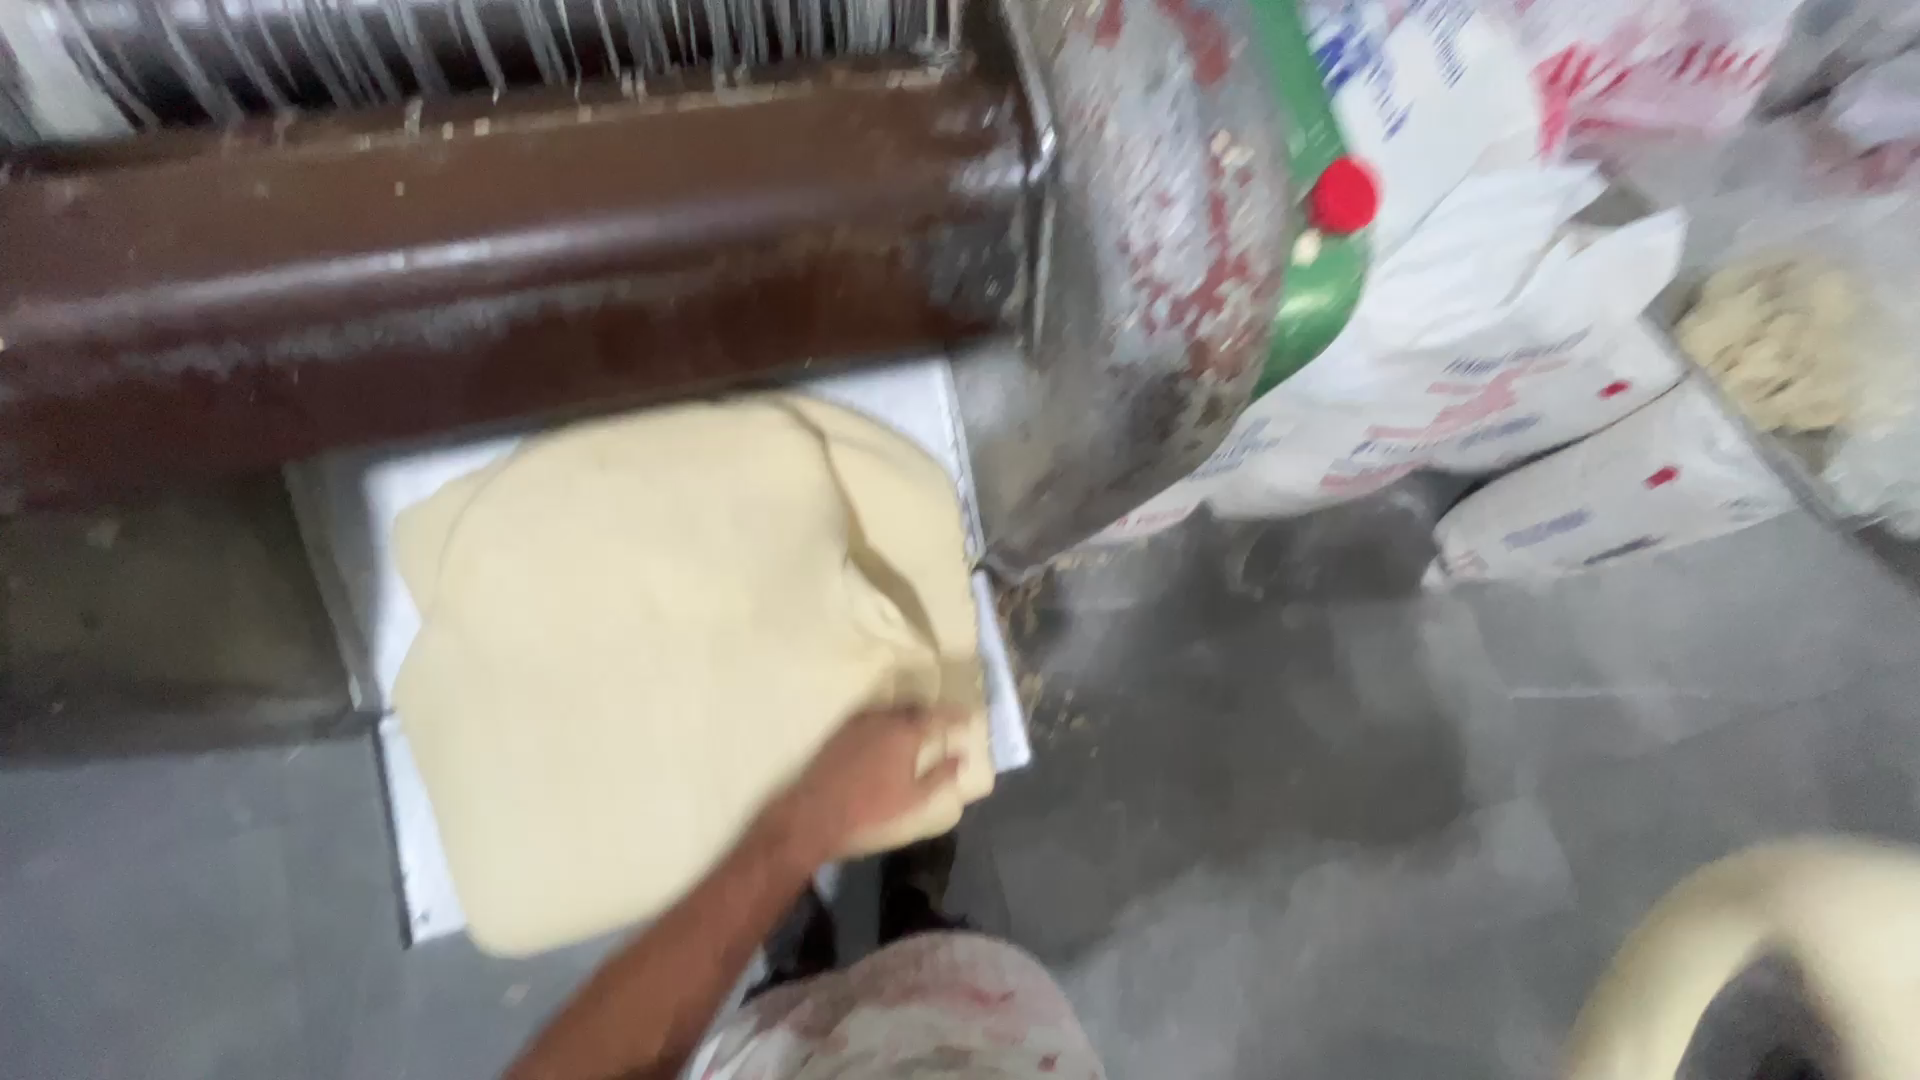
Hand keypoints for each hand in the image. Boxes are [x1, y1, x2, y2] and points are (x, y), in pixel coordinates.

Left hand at [764, 706, 965, 865]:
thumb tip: (962, 756)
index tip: (969, 717)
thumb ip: (941, 775)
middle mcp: (884, 719)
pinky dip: (889, 721)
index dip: (956, 716)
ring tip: (918, 730)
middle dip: (932, 713)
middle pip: (915, 707)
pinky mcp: (842, 730)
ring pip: (893, 710)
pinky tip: (888, 737)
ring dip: (909, 716)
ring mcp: (860, 722)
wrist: (815, 814)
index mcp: (906, 733)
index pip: (939, 716)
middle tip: (944, 724)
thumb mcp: (914, 799)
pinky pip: (874, 716)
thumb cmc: (870, 810)